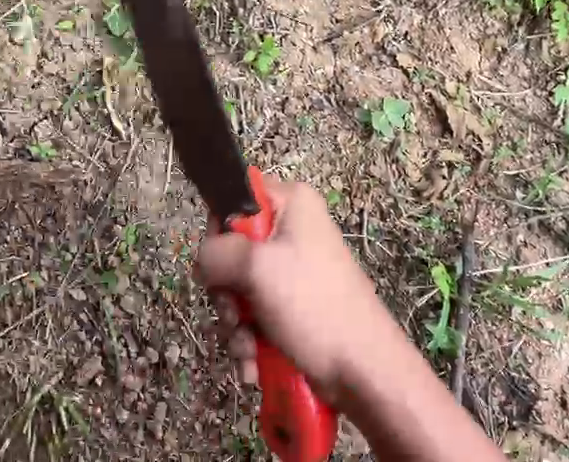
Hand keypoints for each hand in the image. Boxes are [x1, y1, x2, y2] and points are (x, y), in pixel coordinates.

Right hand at [194, 173, 405, 402]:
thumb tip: (204, 260)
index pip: (235, 197)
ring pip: (240, 288)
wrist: (363, 371)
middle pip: (232, 249)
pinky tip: (253, 363)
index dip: (219, 230)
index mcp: (292, 203)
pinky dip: (249, 340)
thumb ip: (216, 252)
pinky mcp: (293, 307)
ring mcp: (293, 271)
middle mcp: (292, 231)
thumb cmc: (313, 305)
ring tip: (248, 348)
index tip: (219, 262)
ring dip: (235, 323)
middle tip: (234, 313)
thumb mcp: (257, 268)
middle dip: (226, 291)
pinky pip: (255, 315)